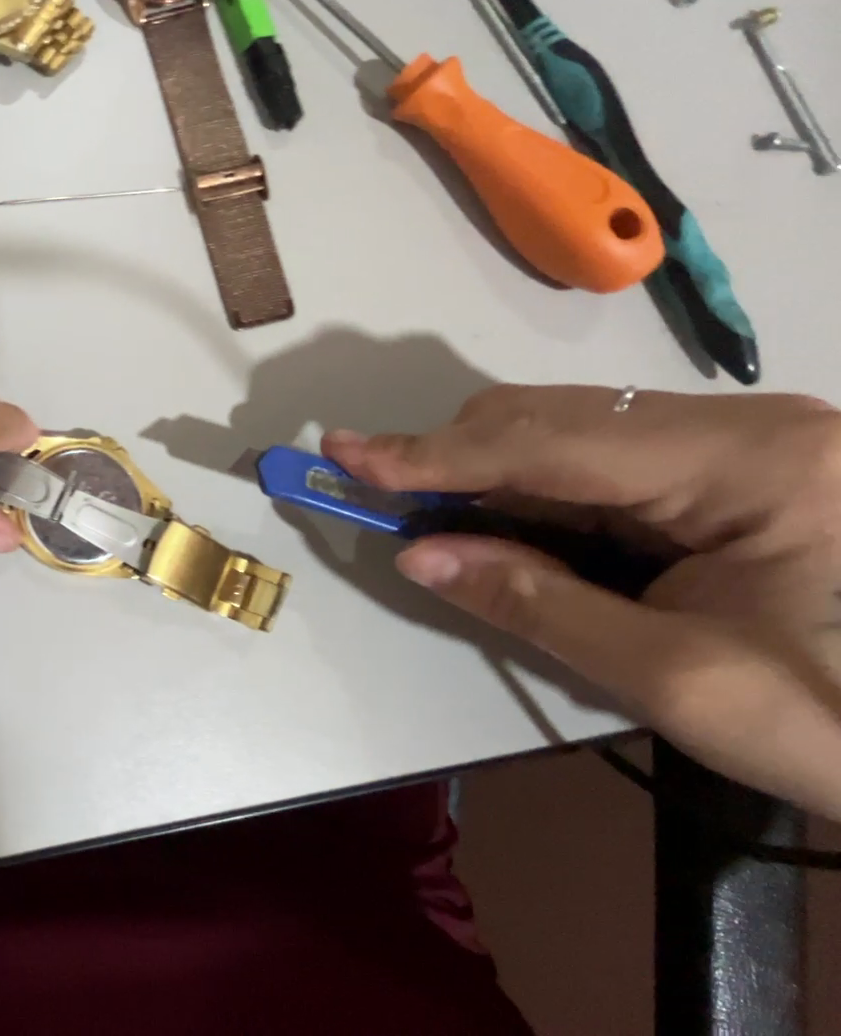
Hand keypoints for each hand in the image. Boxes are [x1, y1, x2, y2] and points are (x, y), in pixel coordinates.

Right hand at [324, 386, 840, 819]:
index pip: (549, 442)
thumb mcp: (678, 679)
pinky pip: (602, 458)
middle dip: (451, 457)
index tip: (342, 453)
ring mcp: (750, 442)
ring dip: (484, 472)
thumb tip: (419, 555)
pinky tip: (499, 521)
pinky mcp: (744, 467)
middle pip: (552, 416)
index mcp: (753, 465)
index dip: (431, 452)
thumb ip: (537, 603)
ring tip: (426, 519)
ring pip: (569, 429)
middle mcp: (751, 427)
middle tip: (374, 497)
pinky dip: (529, 488)